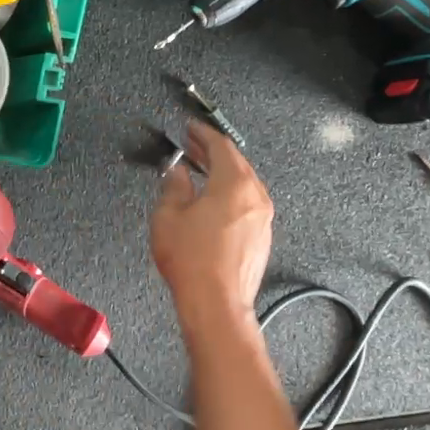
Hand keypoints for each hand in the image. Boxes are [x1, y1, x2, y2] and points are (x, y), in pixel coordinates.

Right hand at [150, 122, 273, 321]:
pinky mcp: (260, 237)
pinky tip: (211, 200)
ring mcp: (262, 219)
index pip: (221, 146)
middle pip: (237, 163)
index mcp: (234, 185)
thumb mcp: (168, 216)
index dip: (203, 133)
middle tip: (193, 145)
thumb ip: (174, 186)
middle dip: (213, 151)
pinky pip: (246, 204)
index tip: (192, 127)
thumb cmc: (192, 262)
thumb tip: (177, 173)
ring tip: (200, 170)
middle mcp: (255, 198)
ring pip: (244, 183)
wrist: (215, 302)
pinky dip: (229, 193)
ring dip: (222, 172)